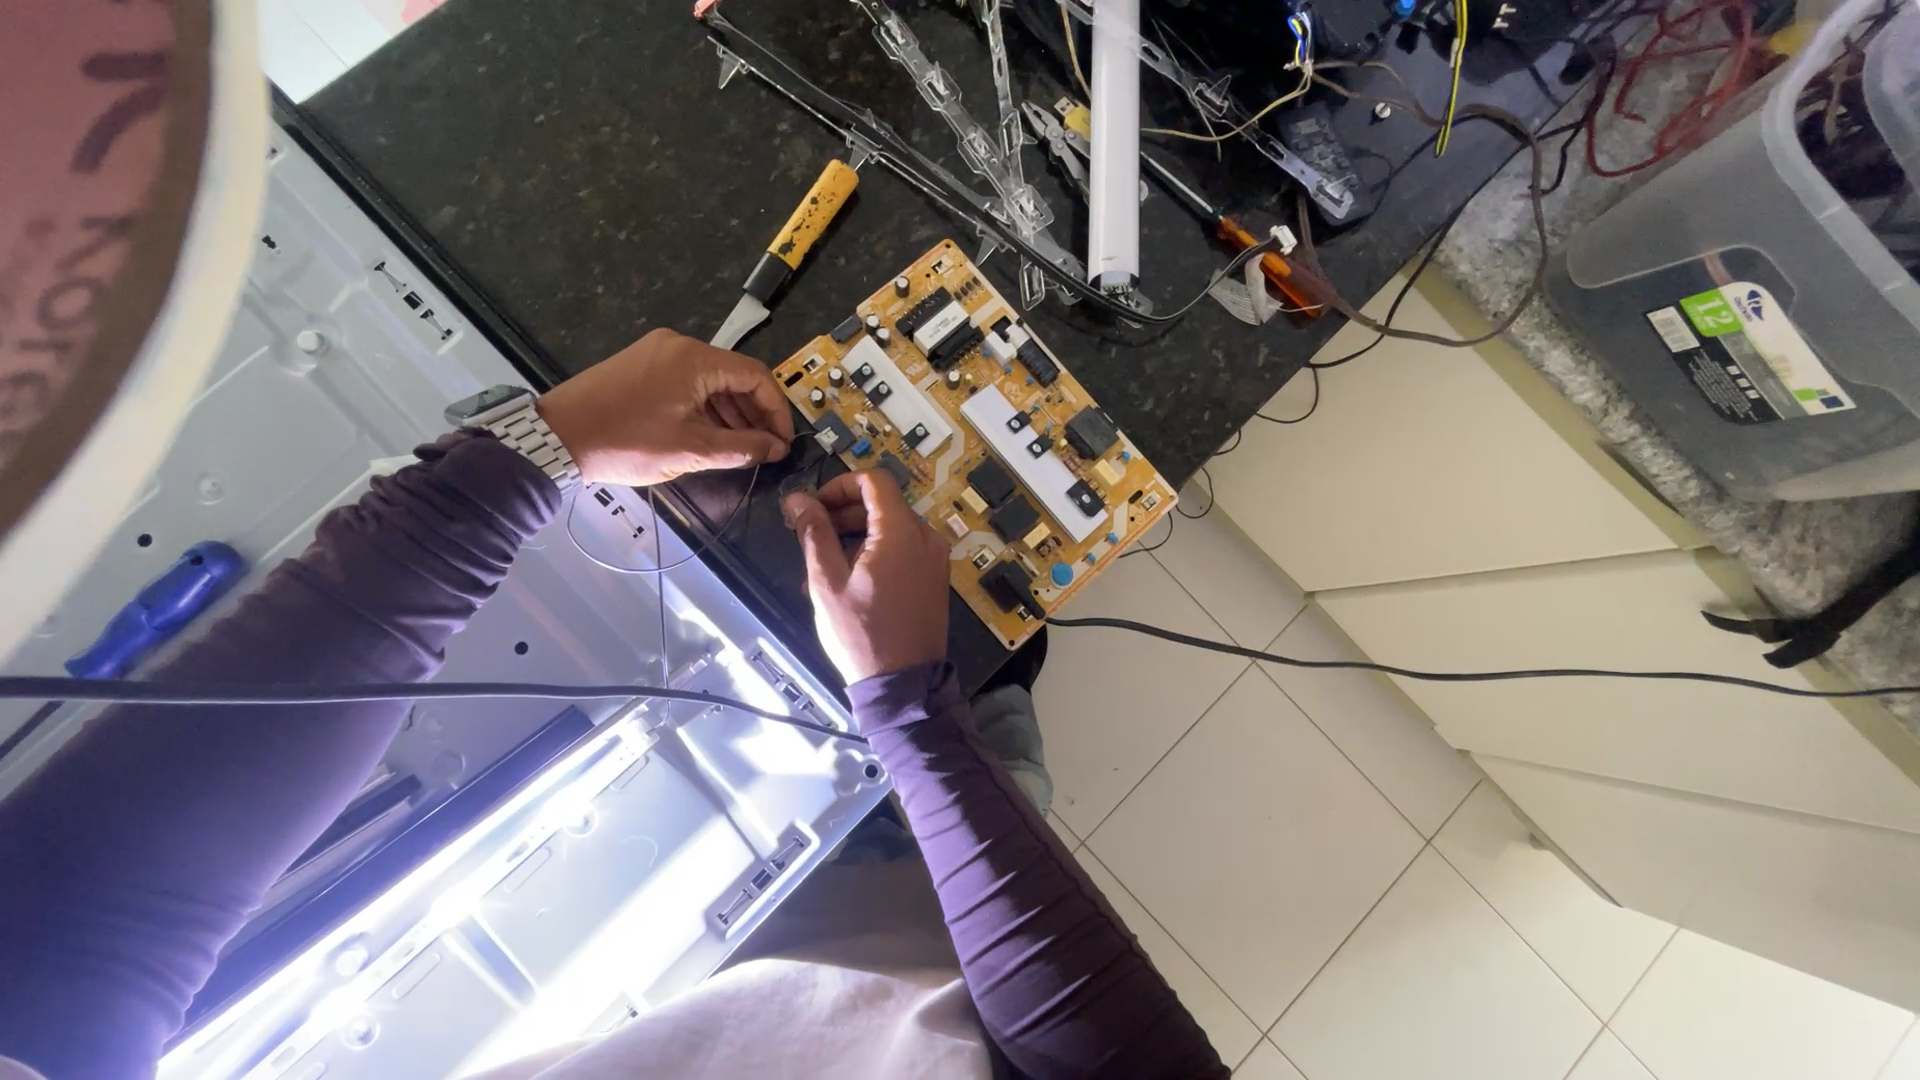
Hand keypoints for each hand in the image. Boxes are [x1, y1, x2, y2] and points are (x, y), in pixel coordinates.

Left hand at [537, 328, 794, 485]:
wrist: (554, 437)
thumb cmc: (626, 442)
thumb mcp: (692, 450)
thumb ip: (742, 448)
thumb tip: (777, 448)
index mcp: (695, 359)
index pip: (756, 376)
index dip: (777, 411)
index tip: (783, 443)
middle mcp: (679, 346)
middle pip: (735, 376)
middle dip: (755, 414)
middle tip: (765, 449)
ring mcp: (658, 352)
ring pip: (713, 380)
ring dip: (732, 413)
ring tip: (741, 448)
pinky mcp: (643, 365)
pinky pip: (689, 383)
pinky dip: (707, 407)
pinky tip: (712, 434)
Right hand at [782, 469, 949, 683]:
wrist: (903, 684)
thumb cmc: (861, 634)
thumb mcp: (827, 582)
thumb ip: (814, 533)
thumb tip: (797, 499)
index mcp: (902, 532)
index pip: (873, 480)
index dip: (839, 485)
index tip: (814, 507)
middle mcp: (926, 538)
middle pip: (883, 504)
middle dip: (843, 512)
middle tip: (810, 534)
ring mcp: (934, 559)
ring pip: (891, 528)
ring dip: (856, 535)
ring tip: (823, 564)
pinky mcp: (934, 578)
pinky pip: (903, 550)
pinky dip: (876, 552)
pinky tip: (848, 579)